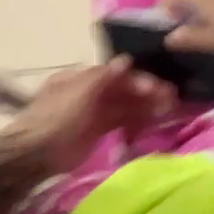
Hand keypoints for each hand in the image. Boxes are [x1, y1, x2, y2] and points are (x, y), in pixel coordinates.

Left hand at [8, 57, 175, 170]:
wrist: (41, 152)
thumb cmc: (58, 119)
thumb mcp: (79, 93)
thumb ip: (103, 77)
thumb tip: (126, 60)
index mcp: (79, 80)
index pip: (114, 74)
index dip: (137, 79)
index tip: (159, 88)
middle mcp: (88, 93)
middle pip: (123, 90)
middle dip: (147, 93)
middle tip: (171, 99)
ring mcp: (95, 112)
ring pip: (127, 105)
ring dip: (147, 106)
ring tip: (169, 110)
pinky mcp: (101, 129)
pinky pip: (125, 120)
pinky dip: (140, 120)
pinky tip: (153, 122)